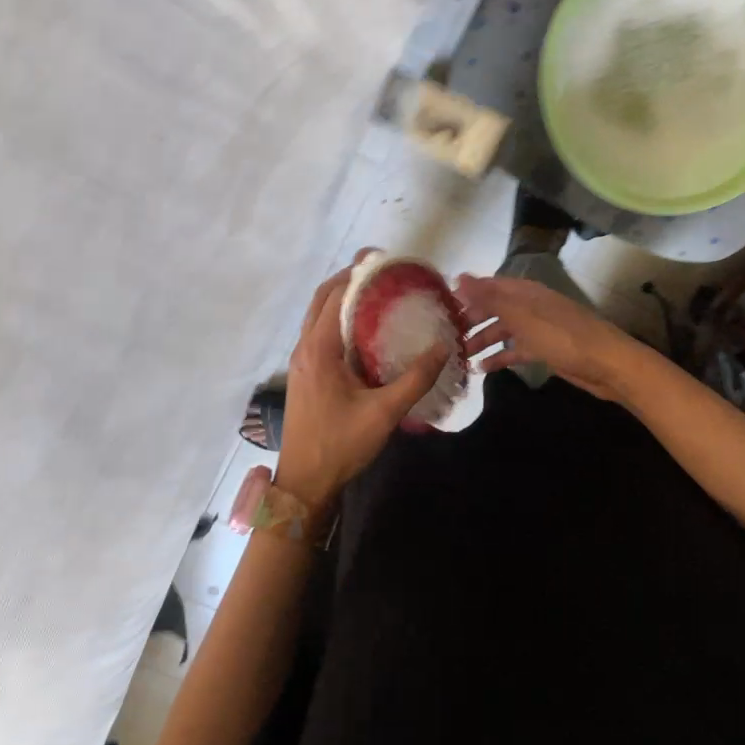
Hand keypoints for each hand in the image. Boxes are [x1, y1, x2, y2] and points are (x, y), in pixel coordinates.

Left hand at [275, 258, 449, 507]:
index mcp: (318, 350)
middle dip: (350, 280)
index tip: (386, 261)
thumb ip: (415, 379)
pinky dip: (340, 322)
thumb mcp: (383, 413)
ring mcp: (301, 362)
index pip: (337, 295)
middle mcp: (304, 349)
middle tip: (382, 272)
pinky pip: (321, 335)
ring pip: (319, 317)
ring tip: (379, 296)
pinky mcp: (305, 375)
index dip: (360, 273)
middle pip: (323, 299)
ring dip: (344, 301)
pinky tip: (367, 333)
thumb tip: (443, 349)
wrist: (305, 483)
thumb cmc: (340, 445)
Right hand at [455, 275, 648, 401]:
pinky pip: (515, 351)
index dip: (466, 294)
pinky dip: (500, 358)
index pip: (489, 286)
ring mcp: (537, 329)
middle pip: (494, 309)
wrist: (607, 364)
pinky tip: (482, 370)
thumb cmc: (563, 337)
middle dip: (471, 321)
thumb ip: (490, 298)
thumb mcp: (523, 316)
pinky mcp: (543, 350)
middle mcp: (530, 306)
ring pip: (502, 331)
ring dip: (482, 341)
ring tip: (459, 357)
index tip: (440, 307)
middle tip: (446, 337)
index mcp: (526, 292)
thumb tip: (459, 276)